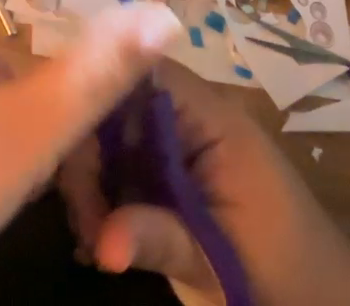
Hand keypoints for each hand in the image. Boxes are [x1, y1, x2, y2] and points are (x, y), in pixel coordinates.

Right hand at [59, 62, 349, 305]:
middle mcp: (191, 121)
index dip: (98, 89)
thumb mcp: (221, 264)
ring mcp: (179, 148)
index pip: (144, 71)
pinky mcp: (170, 176)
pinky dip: (104, 199)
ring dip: (91, 182)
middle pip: (117, 105)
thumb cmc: (287, 278)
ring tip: (90, 239)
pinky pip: (122, 167)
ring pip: (112, 138)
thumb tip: (102, 243)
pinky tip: (99, 241)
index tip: (62, 136)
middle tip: (81, 217)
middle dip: (88, 153)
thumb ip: (161, 241)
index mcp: (213, 121)